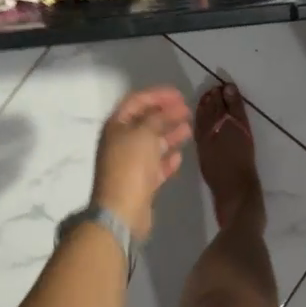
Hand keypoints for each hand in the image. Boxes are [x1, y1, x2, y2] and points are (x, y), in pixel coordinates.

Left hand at [91, 86, 192, 239]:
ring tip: (189, 129)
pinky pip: (155, 166)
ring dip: (170, 135)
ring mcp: (130, 163)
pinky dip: (167, 159)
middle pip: (145, 121)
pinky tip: (180, 156)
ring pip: (152, 143)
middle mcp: (121, 141)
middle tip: (187, 110)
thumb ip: (157, 118)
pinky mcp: (139, 183)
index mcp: (116, 125)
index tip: (179, 94)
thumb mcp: (145, 133)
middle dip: (166, 114)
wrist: (122, 212)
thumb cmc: (131, 165)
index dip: (157, 94)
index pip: (137, 101)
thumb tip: (165, 111)